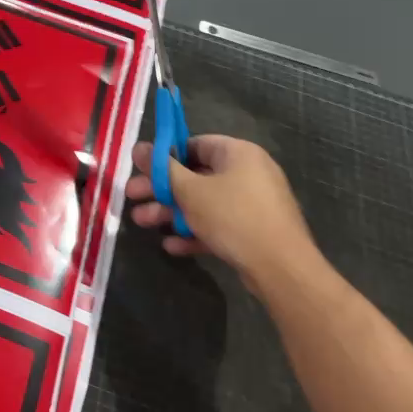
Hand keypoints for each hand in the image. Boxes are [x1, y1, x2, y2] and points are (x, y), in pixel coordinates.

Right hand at [126, 135, 325, 293]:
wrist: (280, 267)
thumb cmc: (233, 217)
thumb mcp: (190, 191)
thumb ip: (162, 169)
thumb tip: (138, 147)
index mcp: (237, 153)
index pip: (194, 144)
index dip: (165, 156)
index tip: (142, 169)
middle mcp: (248, 172)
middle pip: (195, 176)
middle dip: (161, 189)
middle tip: (131, 197)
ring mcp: (252, 203)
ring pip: (203, 202)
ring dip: (171, 212)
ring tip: (142, 223)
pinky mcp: (253, 230)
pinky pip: (218, 224)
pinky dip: (195, 231)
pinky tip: (172, 246)